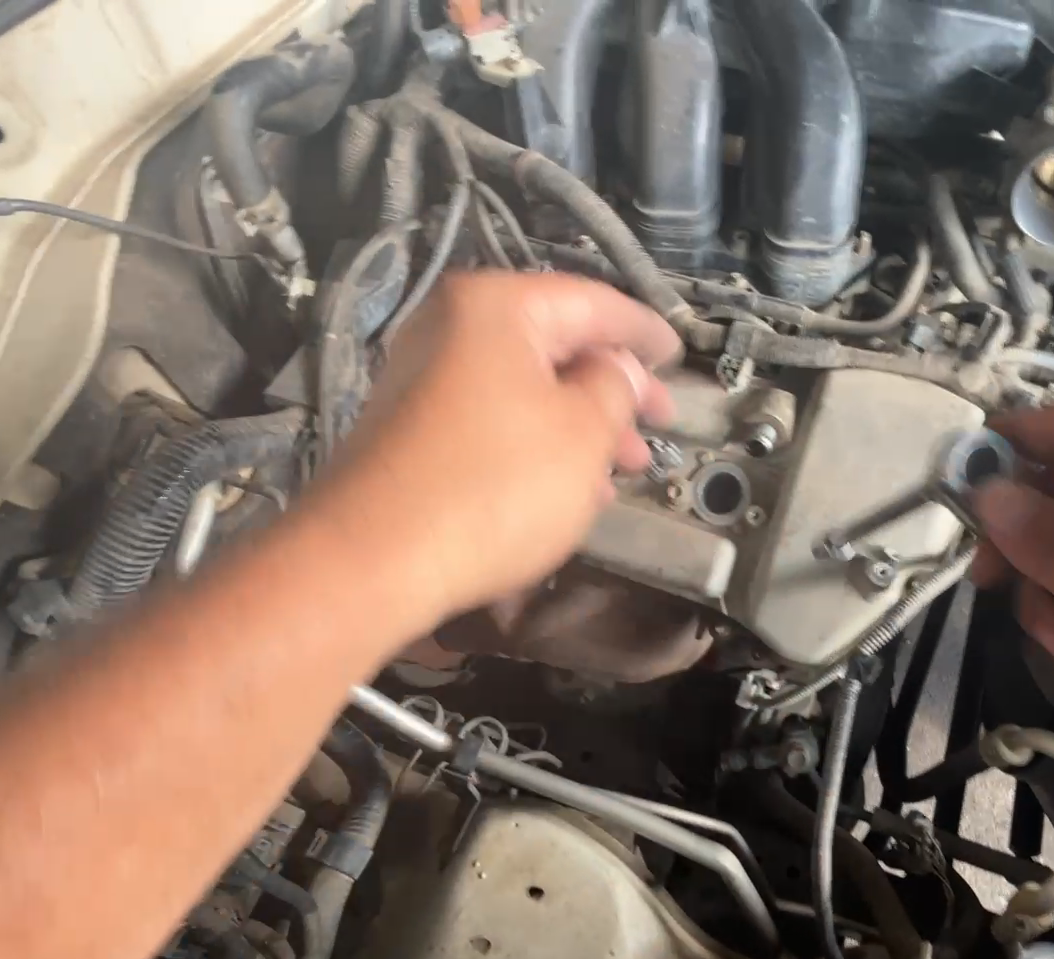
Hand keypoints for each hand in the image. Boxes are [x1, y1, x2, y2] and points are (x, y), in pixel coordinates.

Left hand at [316, 272, 679, 621]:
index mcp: (496, 308)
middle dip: (616, 388)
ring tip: (627, 467)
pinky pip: (497, 421)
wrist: (374, 561)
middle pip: (558, 346)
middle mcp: (453, 329)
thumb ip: (617, 387)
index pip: (593, 302)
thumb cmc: (497, 486)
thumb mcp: (583, 432)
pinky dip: (542, 445)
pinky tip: (573, 486)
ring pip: (529, 390)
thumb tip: (621, 369)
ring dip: (584, 424)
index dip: (645, 331)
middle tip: (660, 423)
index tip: (679, 354)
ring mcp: (427, 380)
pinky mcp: (415, 431)